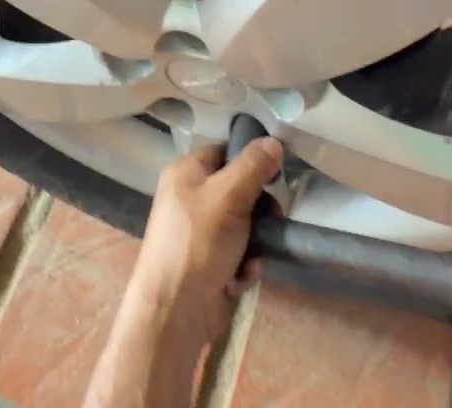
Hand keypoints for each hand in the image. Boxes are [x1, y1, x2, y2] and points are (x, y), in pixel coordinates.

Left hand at [126, 137, 285, 348]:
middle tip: (273, 218)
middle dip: (259, 209)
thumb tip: (274, 142)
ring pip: (242, 224)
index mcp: (186, 173)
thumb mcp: (228, 196)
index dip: (250, 160)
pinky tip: (240, 277)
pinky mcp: (207, 262)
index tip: (275, 174)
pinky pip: (236, 252)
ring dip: (254, 242)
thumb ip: (253, 167)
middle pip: (238, 189)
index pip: (224, 152)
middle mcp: (188, 198)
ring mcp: (197, 232)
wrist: (175, 310)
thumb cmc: (198, 242)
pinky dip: (243, 264)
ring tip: (252, 257)